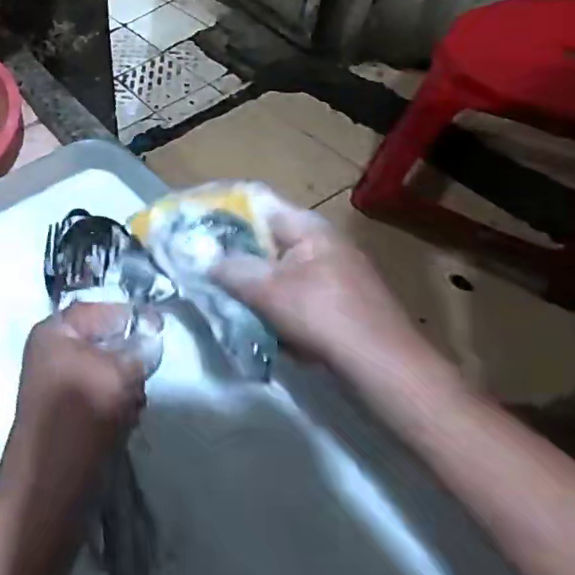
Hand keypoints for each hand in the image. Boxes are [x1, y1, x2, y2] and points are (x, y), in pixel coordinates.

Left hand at [0, 302, 147, 510]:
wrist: (54, 475)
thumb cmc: (79, 412)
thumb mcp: (115, 372)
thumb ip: (137, 350)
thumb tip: (151, 334)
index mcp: (52, 331)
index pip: (94, 309)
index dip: (127, 313)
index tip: (163, 322)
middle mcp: (53, 350)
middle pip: (104, 341)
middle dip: (130, 357)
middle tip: (143, 376)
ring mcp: (61, 381)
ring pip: (109, 370)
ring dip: (128, 385)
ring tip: (131, 404)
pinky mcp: (72, 410)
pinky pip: (105, 396)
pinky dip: (120, 405)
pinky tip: (126, 420)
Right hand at [211, 205, 427, 375]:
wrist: (389, 373)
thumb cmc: (325, 318)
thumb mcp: (264, 289)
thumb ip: (226, 266)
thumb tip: (199, 255)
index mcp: (308, 228)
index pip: (253, 201)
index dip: (217, 207)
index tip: (186, 221)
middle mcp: (320, 243)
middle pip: (260, 236)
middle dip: (226, 249)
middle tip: (193, 259)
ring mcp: (330, 274)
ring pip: (271, 266)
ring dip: (245, 279)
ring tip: (215, 290)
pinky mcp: (334, 302)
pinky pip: (287, 291)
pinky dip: (267, 300)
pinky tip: (251, 317)